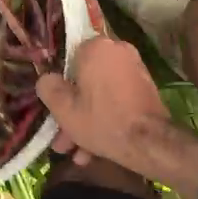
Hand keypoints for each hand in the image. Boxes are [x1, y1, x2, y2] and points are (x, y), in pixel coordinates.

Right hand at [38, 37, 197, 198]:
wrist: (150, 142)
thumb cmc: (103, 120)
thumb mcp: (64, 109)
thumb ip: (48, 88)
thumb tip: (47, 79)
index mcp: (96, 47)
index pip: (68, 57)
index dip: (59, 83)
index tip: (55, 106)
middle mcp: (118, 51)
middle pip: (85, 78)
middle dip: (73, 108)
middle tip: (63, 135)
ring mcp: (134, 69)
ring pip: (101, 92)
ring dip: (88, 118)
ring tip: (78, 151)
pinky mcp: (145, 87)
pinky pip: (117, 98)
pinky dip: (106, 116)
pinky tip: (95, 149)